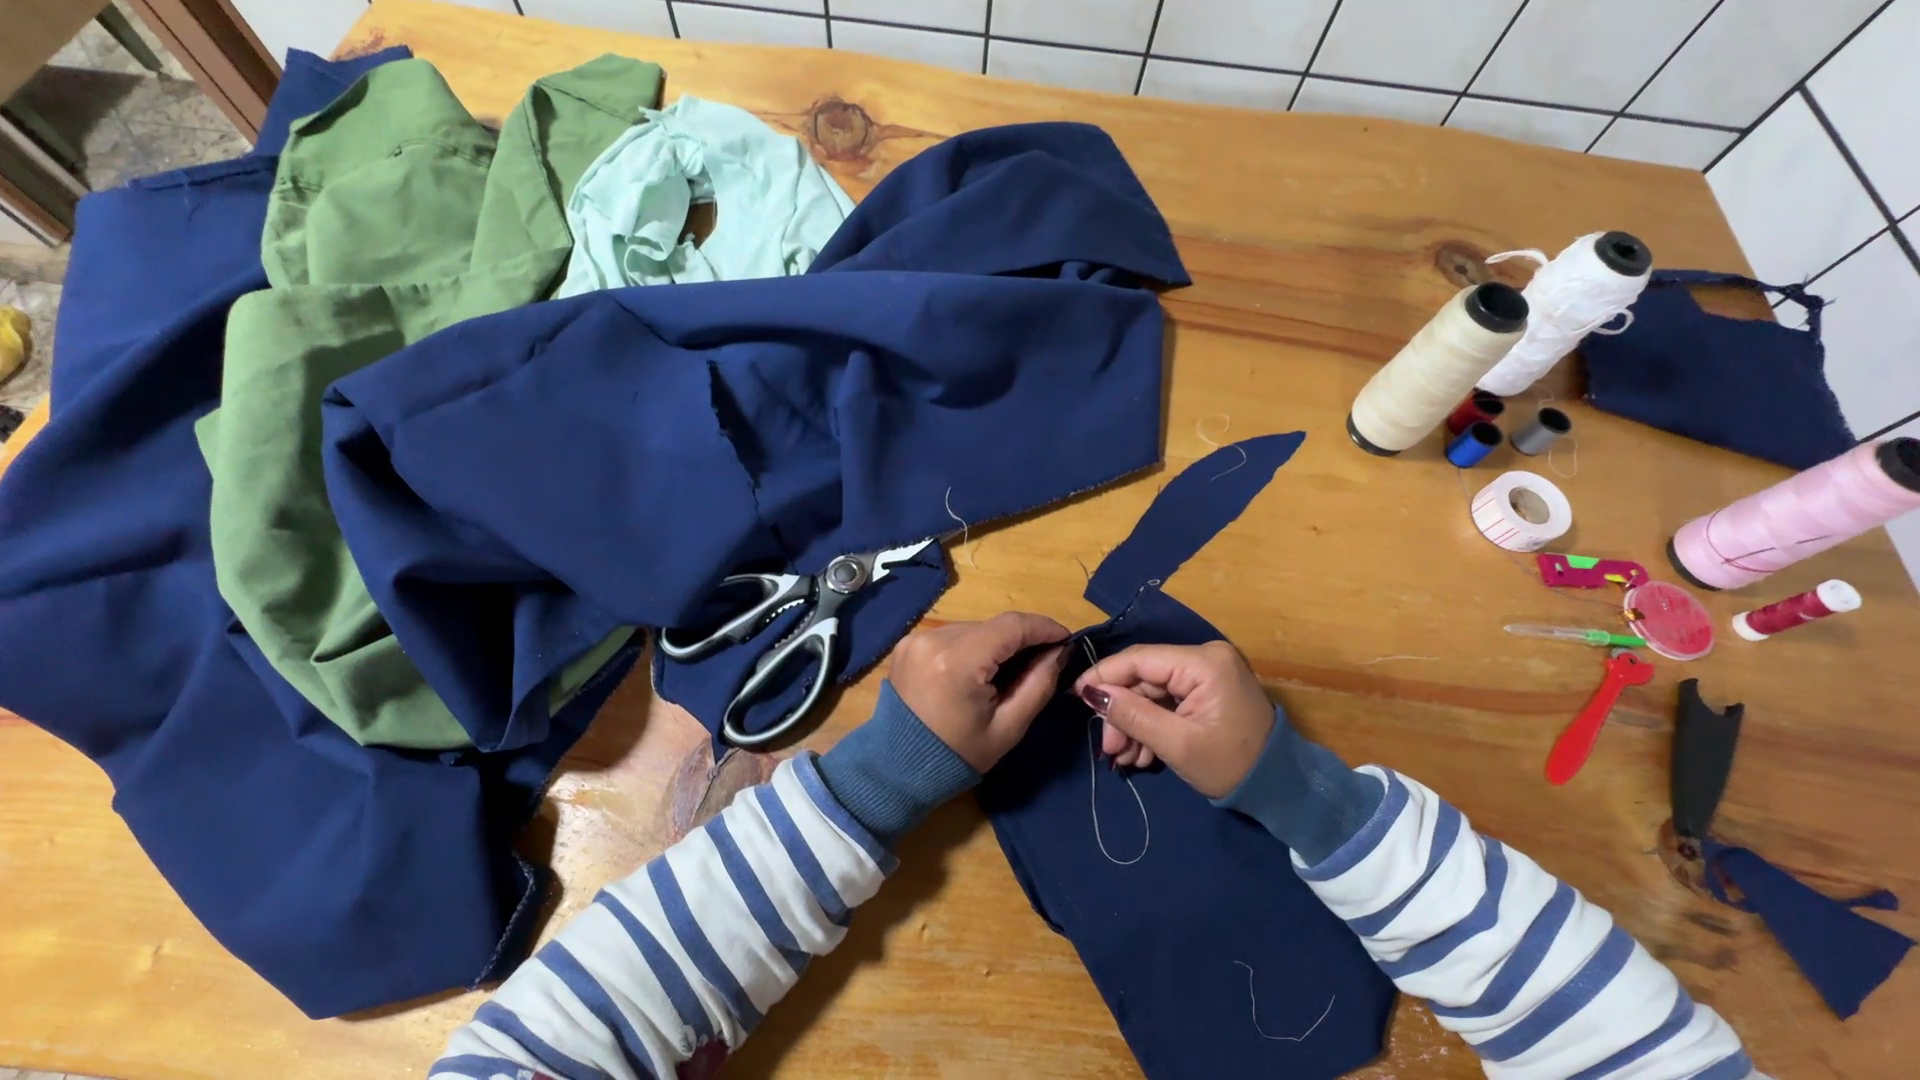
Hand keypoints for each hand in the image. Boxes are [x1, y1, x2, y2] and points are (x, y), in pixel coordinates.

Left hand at [889, 612, 1070, 772]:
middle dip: (1020, 640)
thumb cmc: (958, 755)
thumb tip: (1059, 651)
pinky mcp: (907, 644)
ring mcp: (916, 639)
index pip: (1011, 626)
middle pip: (991, 626)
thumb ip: (1039, 683)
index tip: (1066, 639)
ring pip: (972, 629)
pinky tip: (977, 673)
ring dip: (995, 644)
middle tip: (1041, 663)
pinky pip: (951, 636)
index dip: (1044, 627)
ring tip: (1006, 674)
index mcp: (957, 661)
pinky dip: (971, 648)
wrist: (896, 770)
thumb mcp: (1008, 727)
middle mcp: (933, 639)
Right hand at [1073, 640, 1274, 797]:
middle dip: (1122, 713)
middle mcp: (1206, 658)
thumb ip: (1132, 714)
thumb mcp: (1177, 743)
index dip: (1103, 676)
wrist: (1281, 788)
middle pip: (1144, 677)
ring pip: (1152, 692)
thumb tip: (1091, 693)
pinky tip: (1142, 754)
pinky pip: (1169, 700)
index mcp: (1203, 662)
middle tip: (1109, 749)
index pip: (1138, 659)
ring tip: (1125, 758)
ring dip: (1134, 724)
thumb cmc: (1231, 765)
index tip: (1076, 697)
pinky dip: (1153, 724)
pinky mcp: (1209, 690)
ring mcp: (1209, 673)